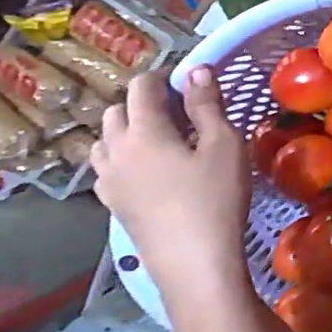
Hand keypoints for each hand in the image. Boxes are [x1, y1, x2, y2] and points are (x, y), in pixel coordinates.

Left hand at [92, 67, 250, 295]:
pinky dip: (124, 156)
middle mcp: (115, 150)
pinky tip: (153, 169)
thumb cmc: (216, 197)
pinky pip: (107, 166)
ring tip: (166, 140)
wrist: (194, 261)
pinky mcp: (111, 203)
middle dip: (146, 102)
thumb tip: (196, 71)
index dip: (166, 77)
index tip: (193, 83)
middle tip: (184, 113)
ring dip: (130, 129)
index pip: (142, 86)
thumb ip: (207, 105)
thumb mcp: (225, 145)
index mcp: (143, 131)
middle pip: (118, 110)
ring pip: (106, 138)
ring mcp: (108, 179)